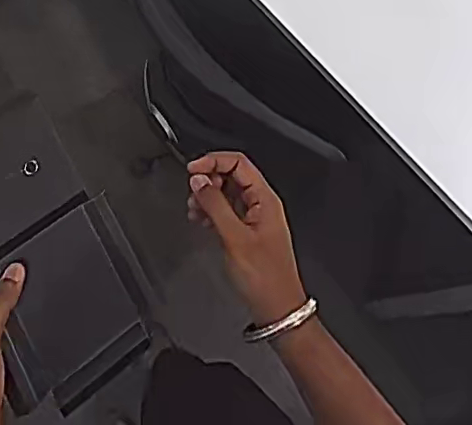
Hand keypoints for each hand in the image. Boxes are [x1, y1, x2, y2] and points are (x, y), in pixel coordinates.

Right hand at [187, 152, 307, 326]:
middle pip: (232, 175)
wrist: (278, 310)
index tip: (193, 170)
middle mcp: (261, 203)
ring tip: (194, 209)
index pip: (238, 163)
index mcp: (265, 198)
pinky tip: (202, 220)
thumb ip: (215, 205)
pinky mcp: (248, 230)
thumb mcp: (235, 238)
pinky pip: (227, 209)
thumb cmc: (265, 278)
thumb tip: (199, 180)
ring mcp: (255, 216)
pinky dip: (212, 211)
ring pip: (227, 192)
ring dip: (208, 196)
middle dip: (209, 180)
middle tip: (193, 193)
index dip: (214, 161)